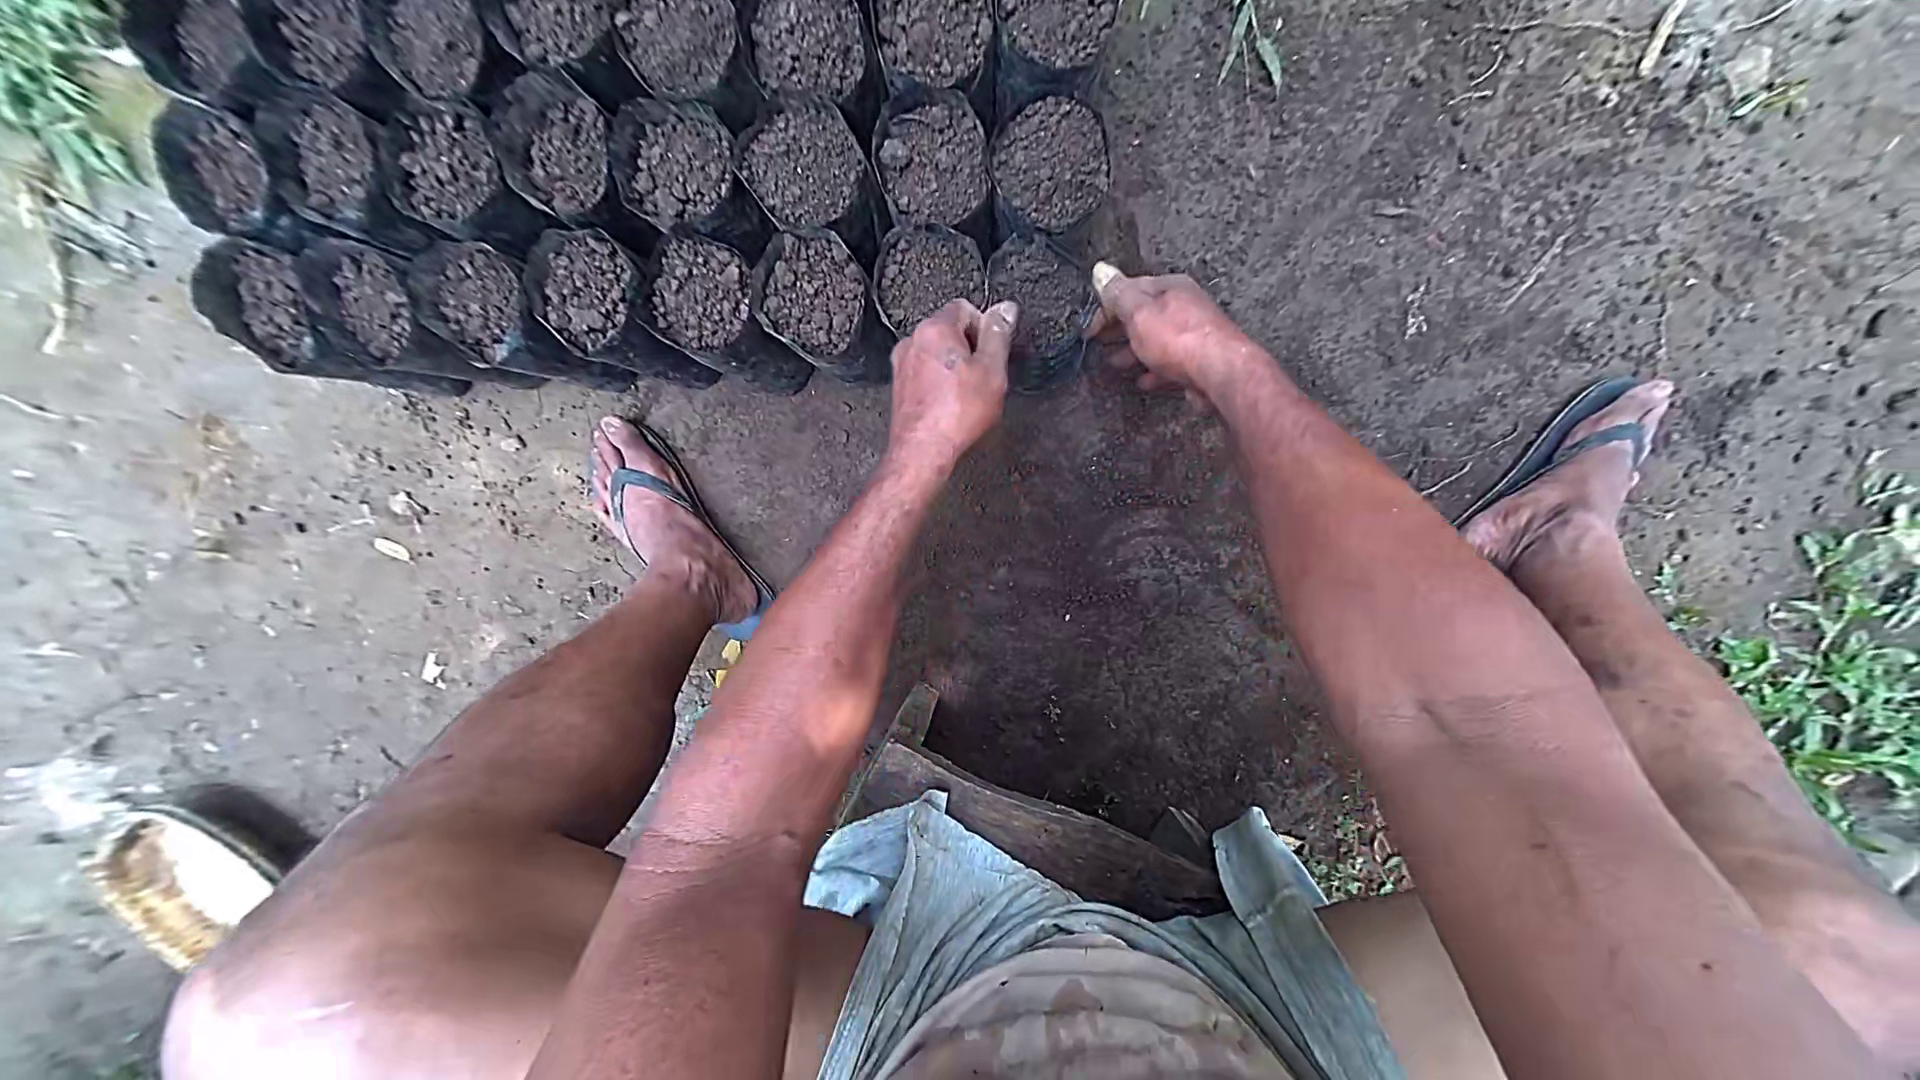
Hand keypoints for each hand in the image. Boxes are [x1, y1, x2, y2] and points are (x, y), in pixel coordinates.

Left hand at [887, 299, 1015, 468]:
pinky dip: (939, 384)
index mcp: (935, 328)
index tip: (992, 352)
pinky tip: (950, 405)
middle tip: (982, 376)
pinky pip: (925, 374)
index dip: (985, 328)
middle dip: (968, 349)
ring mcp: (902, 365)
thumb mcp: (992, 370)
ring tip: (966, 395)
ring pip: (936, 354)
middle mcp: (913, 341)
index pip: (965, 307)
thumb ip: (999, 335)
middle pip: (949, 330)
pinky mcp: (900, 387)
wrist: (922, 449)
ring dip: (953, 368)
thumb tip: (1005, 309)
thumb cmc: (955, 414)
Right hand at [1087, 262, 1272, 406]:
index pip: (1129, 291)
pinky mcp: (1196, 362)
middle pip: (1143, 316)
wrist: (1218, 372)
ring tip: (1116, 363)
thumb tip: (1101, 271)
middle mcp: (1183, 307)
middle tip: (1099, 342)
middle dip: (1119, 329)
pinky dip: (1152, 370)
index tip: (1090, 328)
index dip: (1105, 309)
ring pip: (1155, 341)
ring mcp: (1191, 335)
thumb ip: (1117, 294)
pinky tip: (1144, 379)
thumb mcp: (1138, 311)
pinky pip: (1168, 363)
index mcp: (1169, 288)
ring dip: (1133, 351)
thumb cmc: (1181, 339)